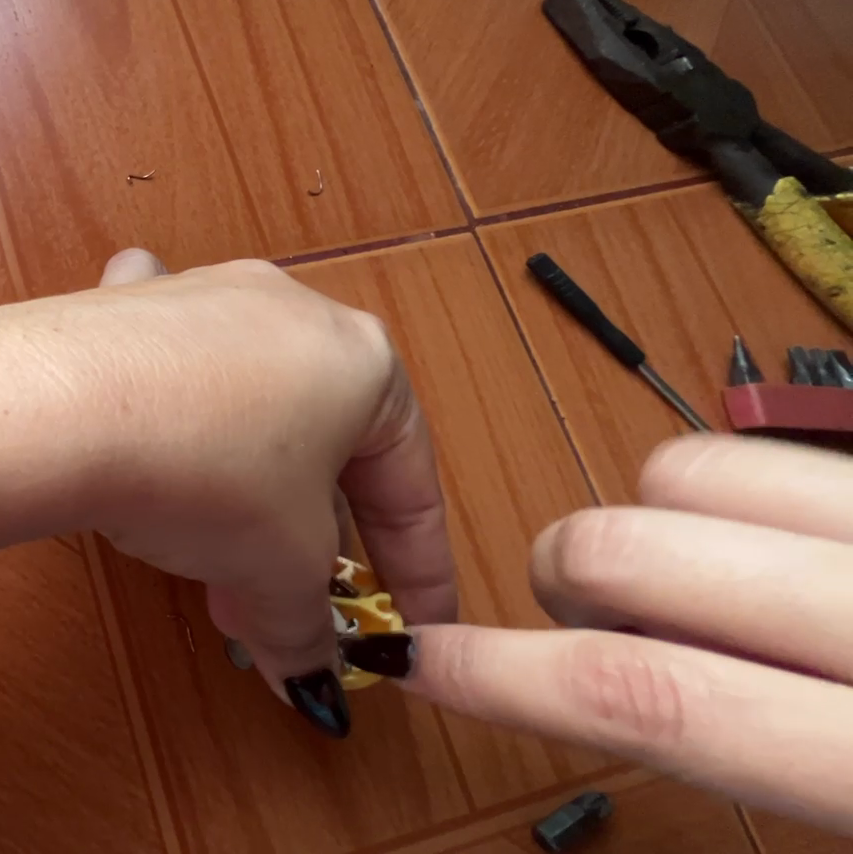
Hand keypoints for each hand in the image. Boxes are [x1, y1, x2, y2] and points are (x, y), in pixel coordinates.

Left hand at [0, 250, 456, 736]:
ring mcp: (195, 297)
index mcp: (358, 358)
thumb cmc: (202, 468)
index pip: (405, 483)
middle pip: (310, 445)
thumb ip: (303, 624)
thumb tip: (303, 670)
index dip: (412, 567)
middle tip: (273, 606)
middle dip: (296, 536)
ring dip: (229, 480)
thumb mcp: (276, 568)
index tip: (408, 621)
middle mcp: (281, 309)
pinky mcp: (122, 304)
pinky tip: (149, 403)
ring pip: (236, 403)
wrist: (62, 405)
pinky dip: (164, 387)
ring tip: (201, 552)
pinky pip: (159, 349)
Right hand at [400, 435, 852, 832]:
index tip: (413, 659)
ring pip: (683, 467)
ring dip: (654, 523)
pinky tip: (813, 556)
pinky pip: (789, 448)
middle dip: (567, 579)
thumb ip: (788, 776)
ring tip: (713, 575)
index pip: (642, 694)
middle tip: (607, 622)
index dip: (496, 674)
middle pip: (623, 548)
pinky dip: (753, 497)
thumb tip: (638, 700)